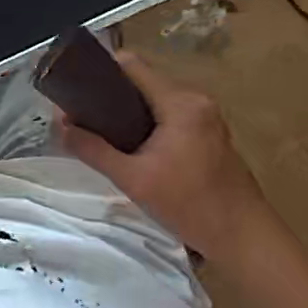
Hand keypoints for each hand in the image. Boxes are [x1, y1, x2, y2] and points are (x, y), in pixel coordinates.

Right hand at [60, 51, 281, 261]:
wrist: (248, 243)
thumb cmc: (192, 206)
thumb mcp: (132, 179)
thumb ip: (92, 149)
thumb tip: (58, 126)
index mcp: (180, 102)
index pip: (130, 64)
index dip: (98, 70)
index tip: (74, 90)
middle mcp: (196, 101)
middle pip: (139, 80)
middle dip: (107, 93)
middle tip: (79, 116)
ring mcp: (205, 117)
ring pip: (152, 97)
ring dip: (124, 109)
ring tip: (97, 130)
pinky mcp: (208, 134)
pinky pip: (166, 112)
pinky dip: (143, 120)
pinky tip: (126, 144)